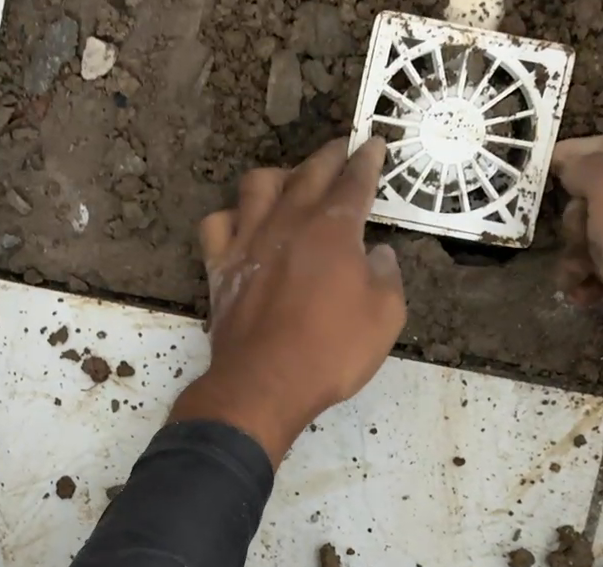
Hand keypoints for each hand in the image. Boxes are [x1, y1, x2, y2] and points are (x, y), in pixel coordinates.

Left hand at [170, 137, 407, 466]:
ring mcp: (248, 243)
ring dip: (278, 176)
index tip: (374, 145)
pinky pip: (216, 225)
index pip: (355, 182)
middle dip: (330, 156)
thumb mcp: (384, 318)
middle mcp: (288, 225)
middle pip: (309, 173)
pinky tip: (241, 225)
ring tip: (289, 183)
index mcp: (334, 231)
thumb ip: (386, 277)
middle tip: (341, 150)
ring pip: (257, 186)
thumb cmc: (330, 354)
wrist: (263, 385)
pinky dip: (230, 217)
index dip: (368, 161)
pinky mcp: (219, 269)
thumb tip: (376, 255)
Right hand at [552, 135, 602, 442]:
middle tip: (577, 234)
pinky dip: (591, 279)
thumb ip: (587, 166)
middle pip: (601, 197)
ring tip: (580, 274)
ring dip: (578, 256)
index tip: (543, 165)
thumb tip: (572, 163)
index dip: (576, 155)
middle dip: (578, 221)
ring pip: (598, 235)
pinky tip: (588, 292)